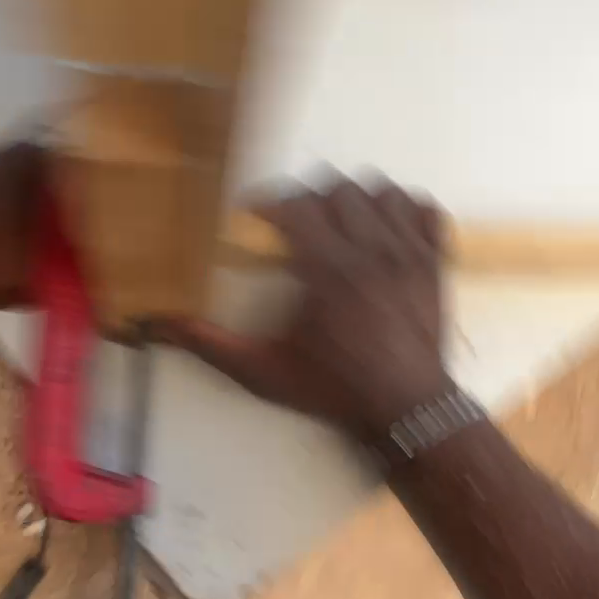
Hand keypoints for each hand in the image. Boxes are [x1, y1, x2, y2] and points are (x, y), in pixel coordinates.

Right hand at [159, 173, 452, 439]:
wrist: (405, 410)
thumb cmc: (331, 390)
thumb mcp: (264, 373)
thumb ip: (213, 346)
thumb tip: (163, 325)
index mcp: (326, 269)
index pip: (295, 204)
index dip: (269, 204)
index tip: (255, 219)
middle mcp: (371, 249)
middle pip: (338, 188)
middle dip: (311, 200)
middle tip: (297, 228)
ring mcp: (409, 252)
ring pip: (382, 191)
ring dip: (356, 201)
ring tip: (341, 227)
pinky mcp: (436, 262)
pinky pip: (424, 209)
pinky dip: (403, 212)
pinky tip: (386, 234)